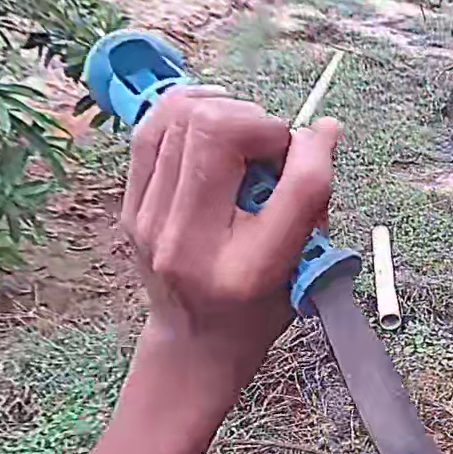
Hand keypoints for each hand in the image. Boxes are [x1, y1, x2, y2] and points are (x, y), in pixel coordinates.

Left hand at [119, 87, 337, 389]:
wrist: (195, 342)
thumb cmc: (260, 310)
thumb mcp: (305, 269)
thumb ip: (313, 200)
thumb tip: (323, 129)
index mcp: (250, 270)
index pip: (295, 187)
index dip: (314, 151)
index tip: (318, 143)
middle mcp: (190, 242)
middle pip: (219, 130)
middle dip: (260, 123)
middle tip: (273, 150)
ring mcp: (149, 221)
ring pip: (182, 116)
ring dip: (227, 113)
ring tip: (245, 139)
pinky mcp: (129, 205)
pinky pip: (153, 126)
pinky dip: (189, 111)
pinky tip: (213, 125)